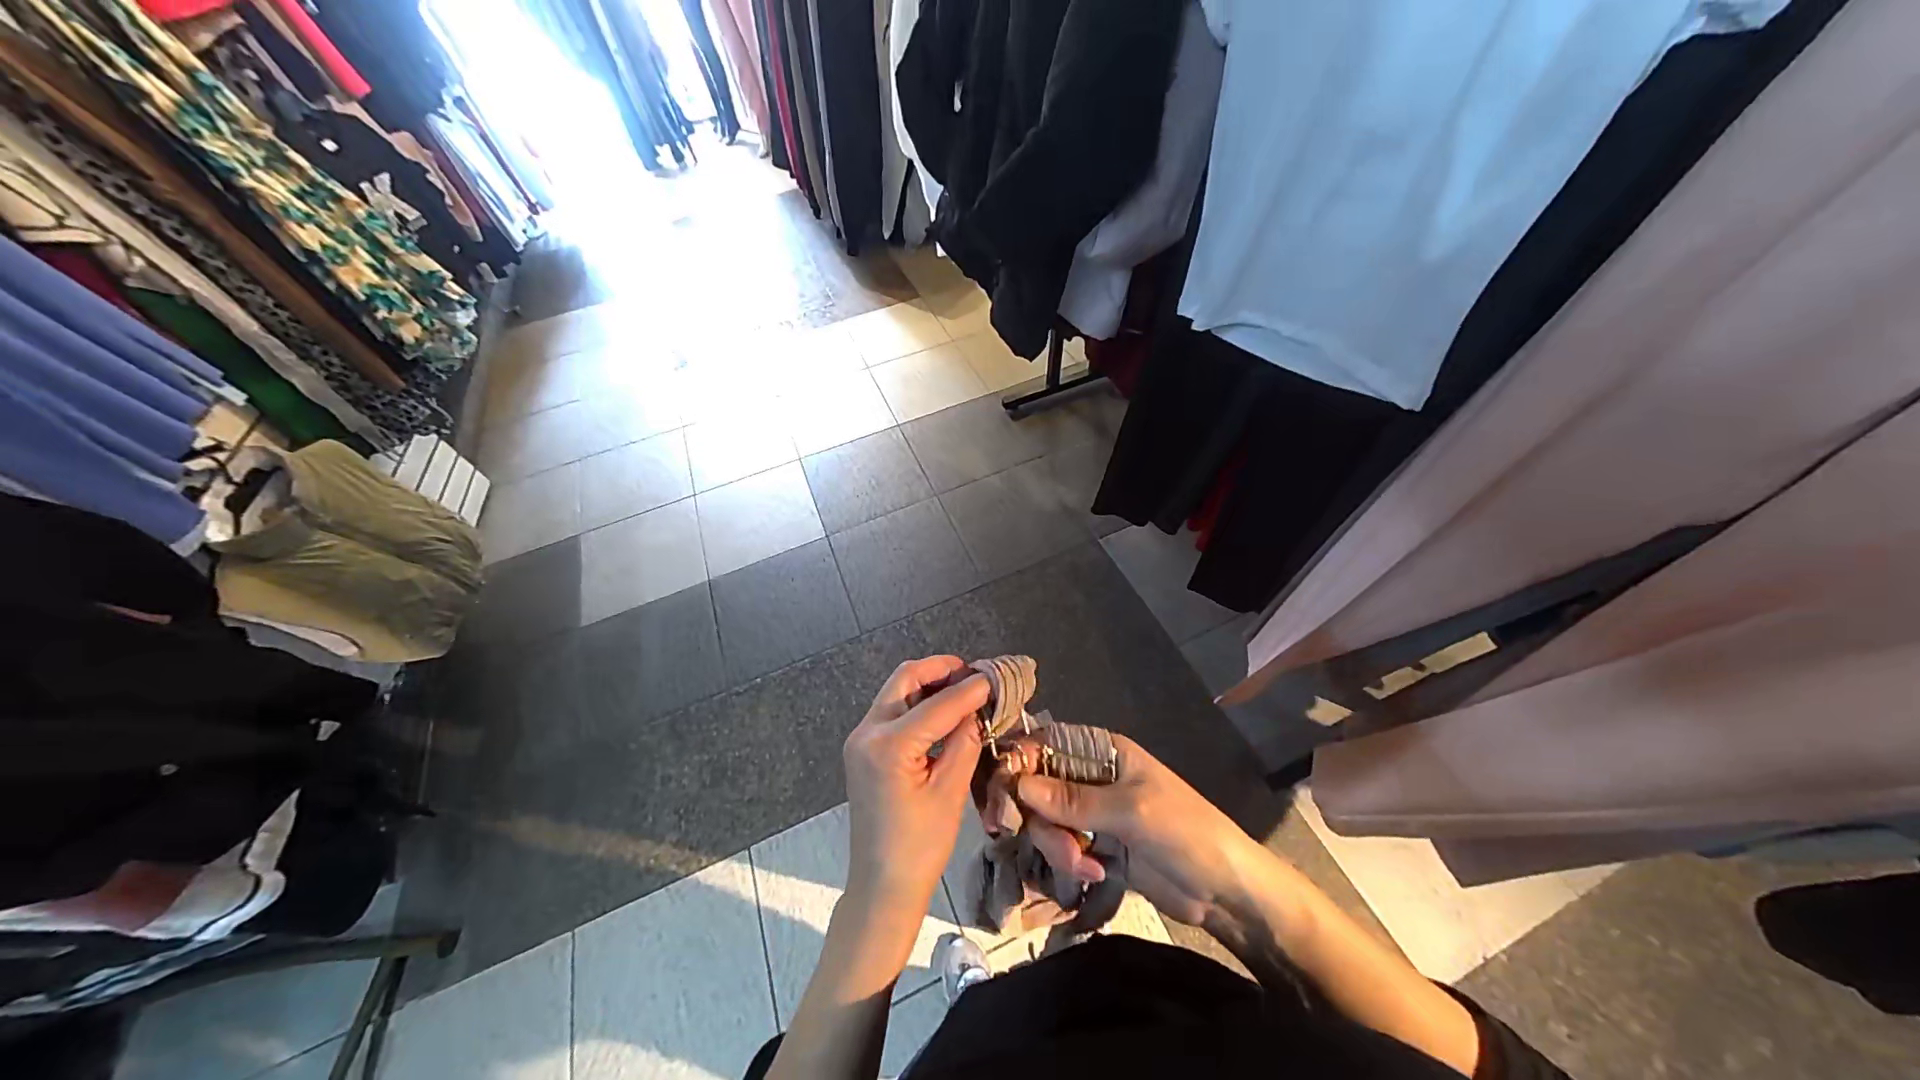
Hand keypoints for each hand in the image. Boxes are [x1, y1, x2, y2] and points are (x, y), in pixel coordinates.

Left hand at [842, 656, 987, 908]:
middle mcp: (867, 732)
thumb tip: (979, 707)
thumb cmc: (920, 846)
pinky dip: (918, 704)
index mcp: (888, 745)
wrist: (881, 886)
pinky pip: (892, 712)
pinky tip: (945, 713)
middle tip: (975, 675)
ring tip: (966, 690)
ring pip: (897, 691)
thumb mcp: (950, 791)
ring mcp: (861, 740)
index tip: (997, 677)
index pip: (937, 703)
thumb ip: (965, 741)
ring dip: (930, 684)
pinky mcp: (863, 750)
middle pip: (905, 679)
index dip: (970, 688)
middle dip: (941, 670)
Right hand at [1015, 735, 1274, 926]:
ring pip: (1043, 820)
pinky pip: (1059, 845)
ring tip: (1087, 866)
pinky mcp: (1093, 842)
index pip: (1041, 745)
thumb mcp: (1132, 812)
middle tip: (1063, 848)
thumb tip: (1018, 784)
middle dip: (1040, 820)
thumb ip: (1074, 800)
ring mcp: (1090, 810)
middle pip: (1035, 786)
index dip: (1016, 769)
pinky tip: (1093, 874)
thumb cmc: (1186, 833)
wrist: (1226, 890)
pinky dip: (1067, 861)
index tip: (1003, 806)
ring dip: (1056, 846)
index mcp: (1100, 750)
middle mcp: (1088, 774)